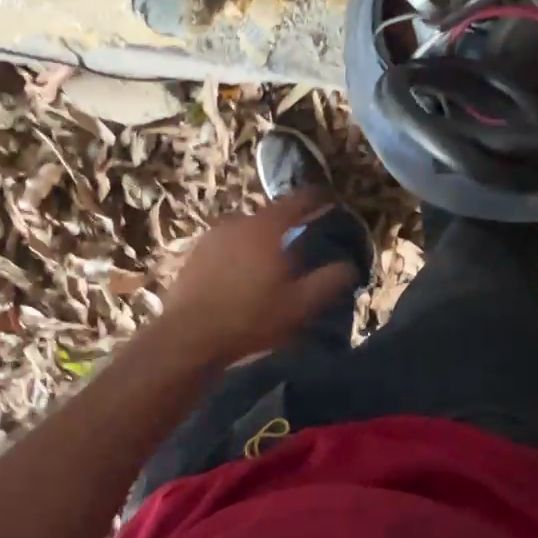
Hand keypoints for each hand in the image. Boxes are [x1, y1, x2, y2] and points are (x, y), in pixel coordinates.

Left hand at [159, 191, 359, 365]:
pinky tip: (242, 277)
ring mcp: (212, 237)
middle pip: (270, 216)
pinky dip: (240, 254)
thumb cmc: (250, 318)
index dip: (317, 199)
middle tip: (303, 242)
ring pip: (247, 232)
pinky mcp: (194, 255)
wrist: (187, 337)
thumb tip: (349, 266)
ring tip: (272, 264)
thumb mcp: (299, 305)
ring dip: (262, 242)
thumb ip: (328, 282)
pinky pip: (227, 247)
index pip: (298, 201)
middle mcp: (238, 222)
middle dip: (288, 226)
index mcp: (266, 227)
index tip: (330, 201)